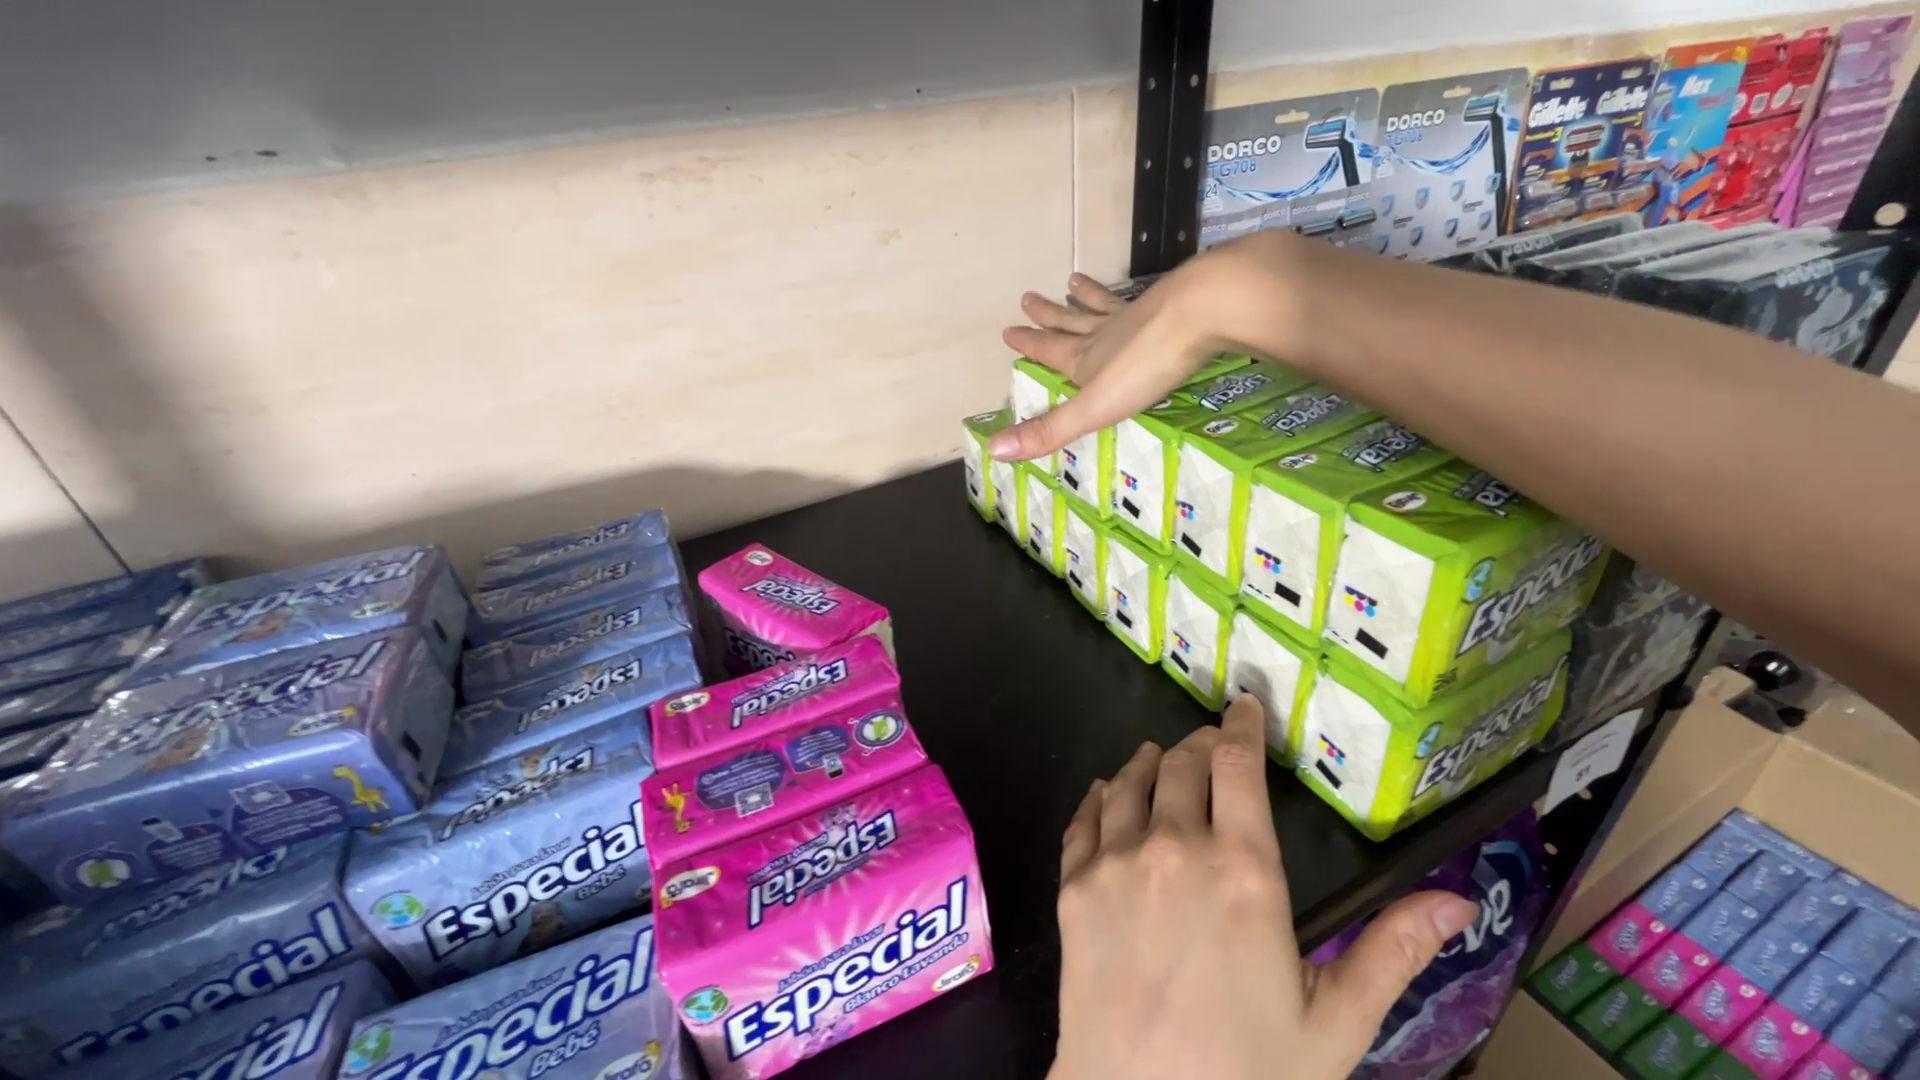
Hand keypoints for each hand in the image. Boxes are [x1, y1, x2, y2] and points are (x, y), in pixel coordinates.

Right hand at [994, 233, 1307, 463]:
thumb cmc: (1146, 365)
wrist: (1201, 311)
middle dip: (1048, 316)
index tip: (1009, 331)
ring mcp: (1138, 317)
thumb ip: (1049, 429)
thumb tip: (994, 449)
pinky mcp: (1171, 305)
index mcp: (1085, 359)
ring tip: (1073, 281)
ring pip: (1102, 307)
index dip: (1029, 344)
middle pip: (1070, 323)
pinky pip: (1143, 300)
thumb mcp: (1093, 408)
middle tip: (1028, 298)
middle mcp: (1105, 334)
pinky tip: (1141, 291)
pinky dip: (1131, 295)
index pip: (1050, 351)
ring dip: (1085, 297)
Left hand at [1051, 697, 1480, 1079]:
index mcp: (1244, 870)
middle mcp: (1174, 847)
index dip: (1242, 729)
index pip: (1238, 768)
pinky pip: (1083, 820)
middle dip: (1201, 745)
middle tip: (1210, 742)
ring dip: (1148, 763)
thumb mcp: (1334, 1022)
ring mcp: (1115, 863)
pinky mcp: (1073, 888)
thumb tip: (1458, 901)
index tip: (1244, 706)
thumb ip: (1391, 951)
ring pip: (1129, 784)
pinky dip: (1097, 797)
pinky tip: (1104, 793)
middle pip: (1183, 766)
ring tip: (1160, 756)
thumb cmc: (1245, 1072)